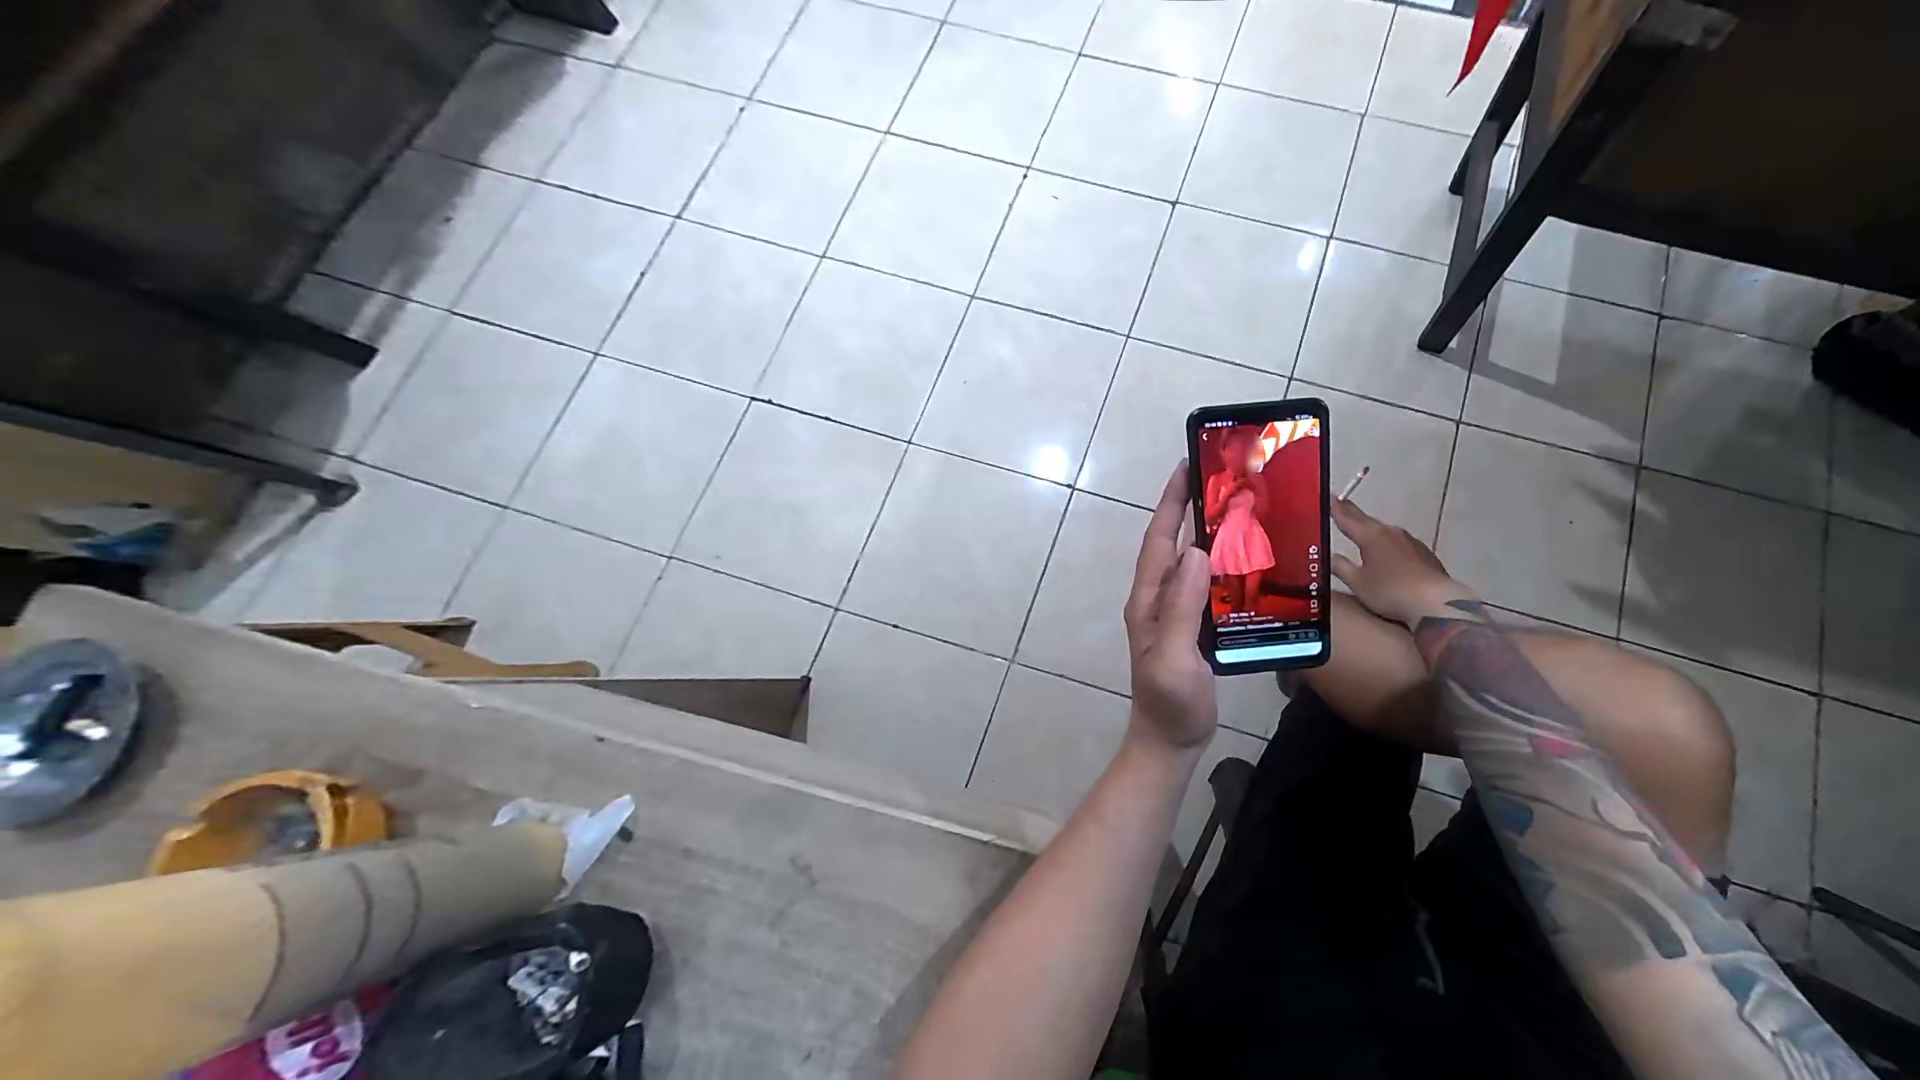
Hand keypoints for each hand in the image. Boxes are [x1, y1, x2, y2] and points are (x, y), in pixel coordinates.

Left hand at [1125, 462, 1217, 749]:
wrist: (1170, 740)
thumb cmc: (1170, 702)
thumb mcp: (1175, 657)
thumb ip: (1182, 608)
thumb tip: (1196, 552)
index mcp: (1147, 601)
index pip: (1157, 542)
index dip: (1170, 504)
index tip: (1185, 468)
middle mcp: (1157, 599)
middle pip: (1173, 545)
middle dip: (1191, 510)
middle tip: (1223, 482)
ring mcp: (1174, 613)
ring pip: (1191, 564)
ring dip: (1210, 536)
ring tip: (1242, 512)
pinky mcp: (1192, 627)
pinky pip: (1207, 587)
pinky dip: (1223, 568)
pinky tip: (1248, 563)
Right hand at [1329, 498, 1477, 627]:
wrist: (1435, 603)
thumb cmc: (1389, 591)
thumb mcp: (1357, 582)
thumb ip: (1341, 567)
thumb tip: (1331, 556)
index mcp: (1370, 536)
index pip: (1348, 518)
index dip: (1336, 508)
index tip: (1329, 497)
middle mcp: (1390, 533)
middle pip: (1366, 520)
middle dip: (1352, 513)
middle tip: (1340, 504)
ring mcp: (1410, 541)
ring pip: (1384, 531)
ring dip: (1371, 529)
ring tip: (1361, 530)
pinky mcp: (1424, 553)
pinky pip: (1399, 543)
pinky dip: (1387, 543)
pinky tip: (1386, 552)